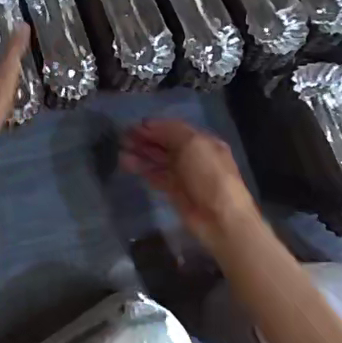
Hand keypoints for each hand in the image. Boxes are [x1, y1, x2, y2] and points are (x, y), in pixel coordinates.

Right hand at [120, 118, 258, 246]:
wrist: (220, 217)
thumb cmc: (208, 175)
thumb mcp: (193, 144)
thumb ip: (171, 132)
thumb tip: (150, 126)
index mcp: (202, 141)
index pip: (174, 129)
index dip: (155, 127)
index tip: (134, 127)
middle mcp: (193, 155)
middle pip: (165, 144)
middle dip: (145, 140)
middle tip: (122, 139)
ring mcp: (184, 174)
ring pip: (159, 160)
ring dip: (141, 155)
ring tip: (121, 153)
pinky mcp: (176, 191)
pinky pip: (157, 176)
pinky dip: (144, 170)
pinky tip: (129, 166)